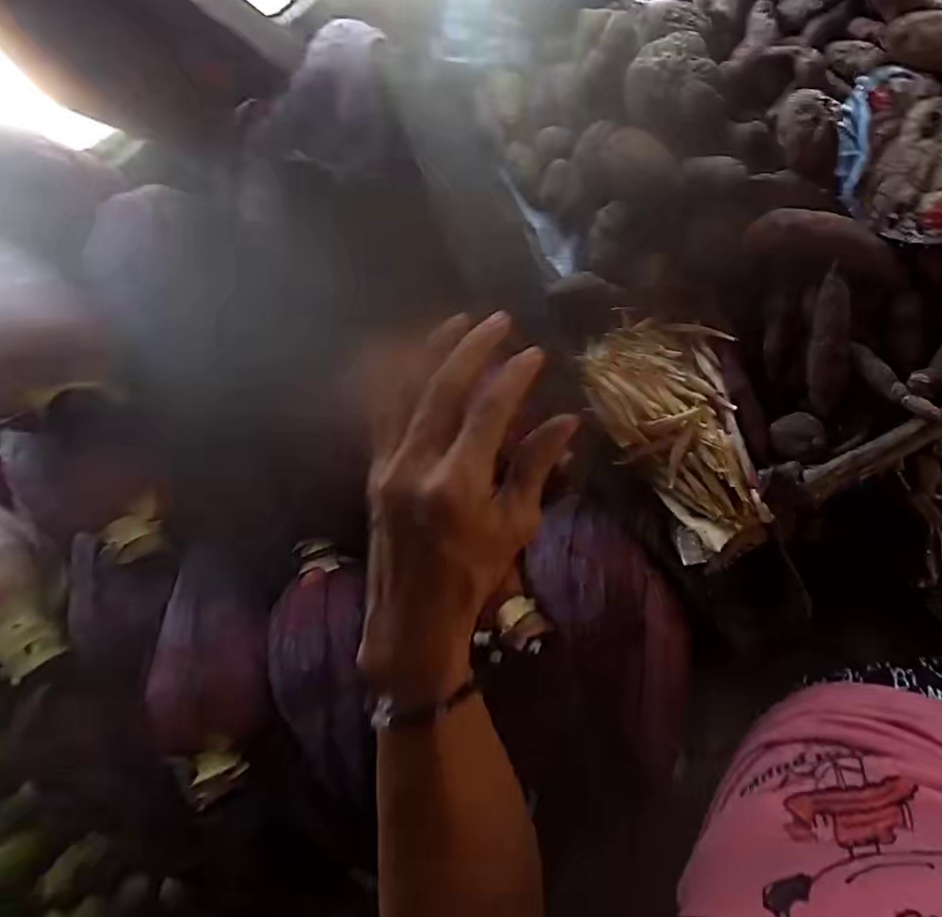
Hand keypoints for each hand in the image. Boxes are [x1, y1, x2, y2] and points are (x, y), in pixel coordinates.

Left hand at [356, 313, 581, 702]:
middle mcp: (416, 467)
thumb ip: (537, 466)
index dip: (514, 377)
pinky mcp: (374, 470)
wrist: (410, 620)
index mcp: (457, 484)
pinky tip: (415, 359)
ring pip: (405, 393)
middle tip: (497, 321)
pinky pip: (383, 412)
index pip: (488, 412)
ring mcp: (388, 466)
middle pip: (443, 390)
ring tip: (454, 322)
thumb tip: (567, 420)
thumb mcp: (516, 525)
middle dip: (471, 348)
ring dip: (431, 353)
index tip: (534, 353)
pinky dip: (400, 379)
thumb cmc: (474, 576)